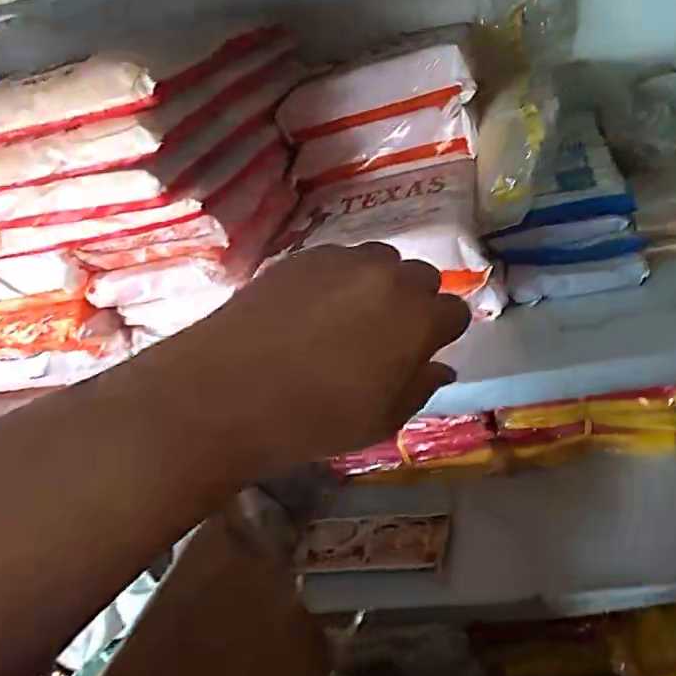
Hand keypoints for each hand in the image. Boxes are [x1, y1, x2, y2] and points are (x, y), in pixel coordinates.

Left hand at [110, 243, 470, 478]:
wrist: (220, 396)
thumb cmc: (314, 419)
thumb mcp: (382, 419)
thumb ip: (421, 388)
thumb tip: (440, 367)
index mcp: (419, 319)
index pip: (455, 312)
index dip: (442, 333)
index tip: (422, 353)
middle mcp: (391, 278)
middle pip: (423, 277)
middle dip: (416, 302)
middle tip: (387, 335)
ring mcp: (345, 261)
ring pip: (383, 260)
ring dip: (380, 283)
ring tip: (350, 315)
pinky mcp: (303, 256)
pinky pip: (340, 258)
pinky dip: (340, 278)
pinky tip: (311, 309)